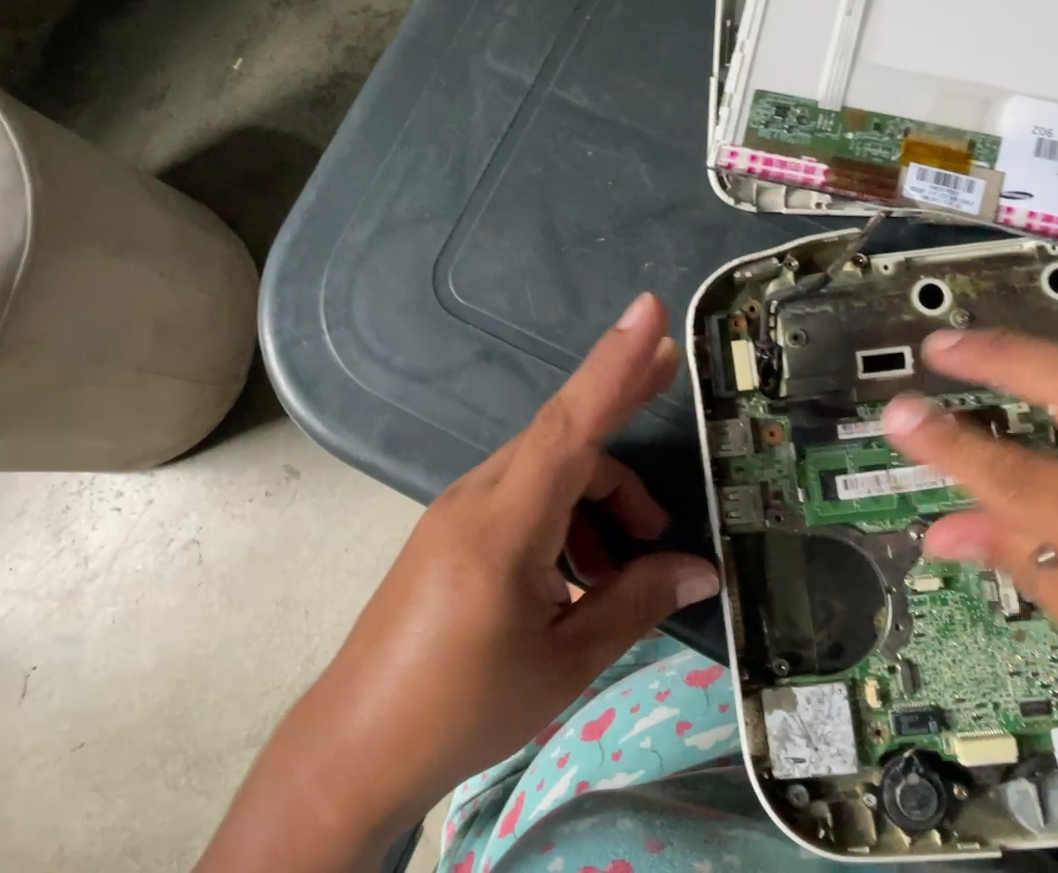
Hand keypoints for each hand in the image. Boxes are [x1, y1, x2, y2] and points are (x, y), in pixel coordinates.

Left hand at [197, 294, 719, 872]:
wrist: (358, 745)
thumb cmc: (463, 707)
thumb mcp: (564, 660)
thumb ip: (634, 603)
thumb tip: (699, 570)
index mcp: (503, 525)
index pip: (569, 426)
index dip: (614, 367)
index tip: (648, 312)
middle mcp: (477, 498)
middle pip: (566, 443)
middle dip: (625, 441)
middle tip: (673, 408)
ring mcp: (458, 512)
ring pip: (547, 473)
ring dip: (600, 501)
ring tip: (631, 567)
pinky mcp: (451, 532)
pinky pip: (523, 498)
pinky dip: (567, 520)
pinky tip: (584, 577)